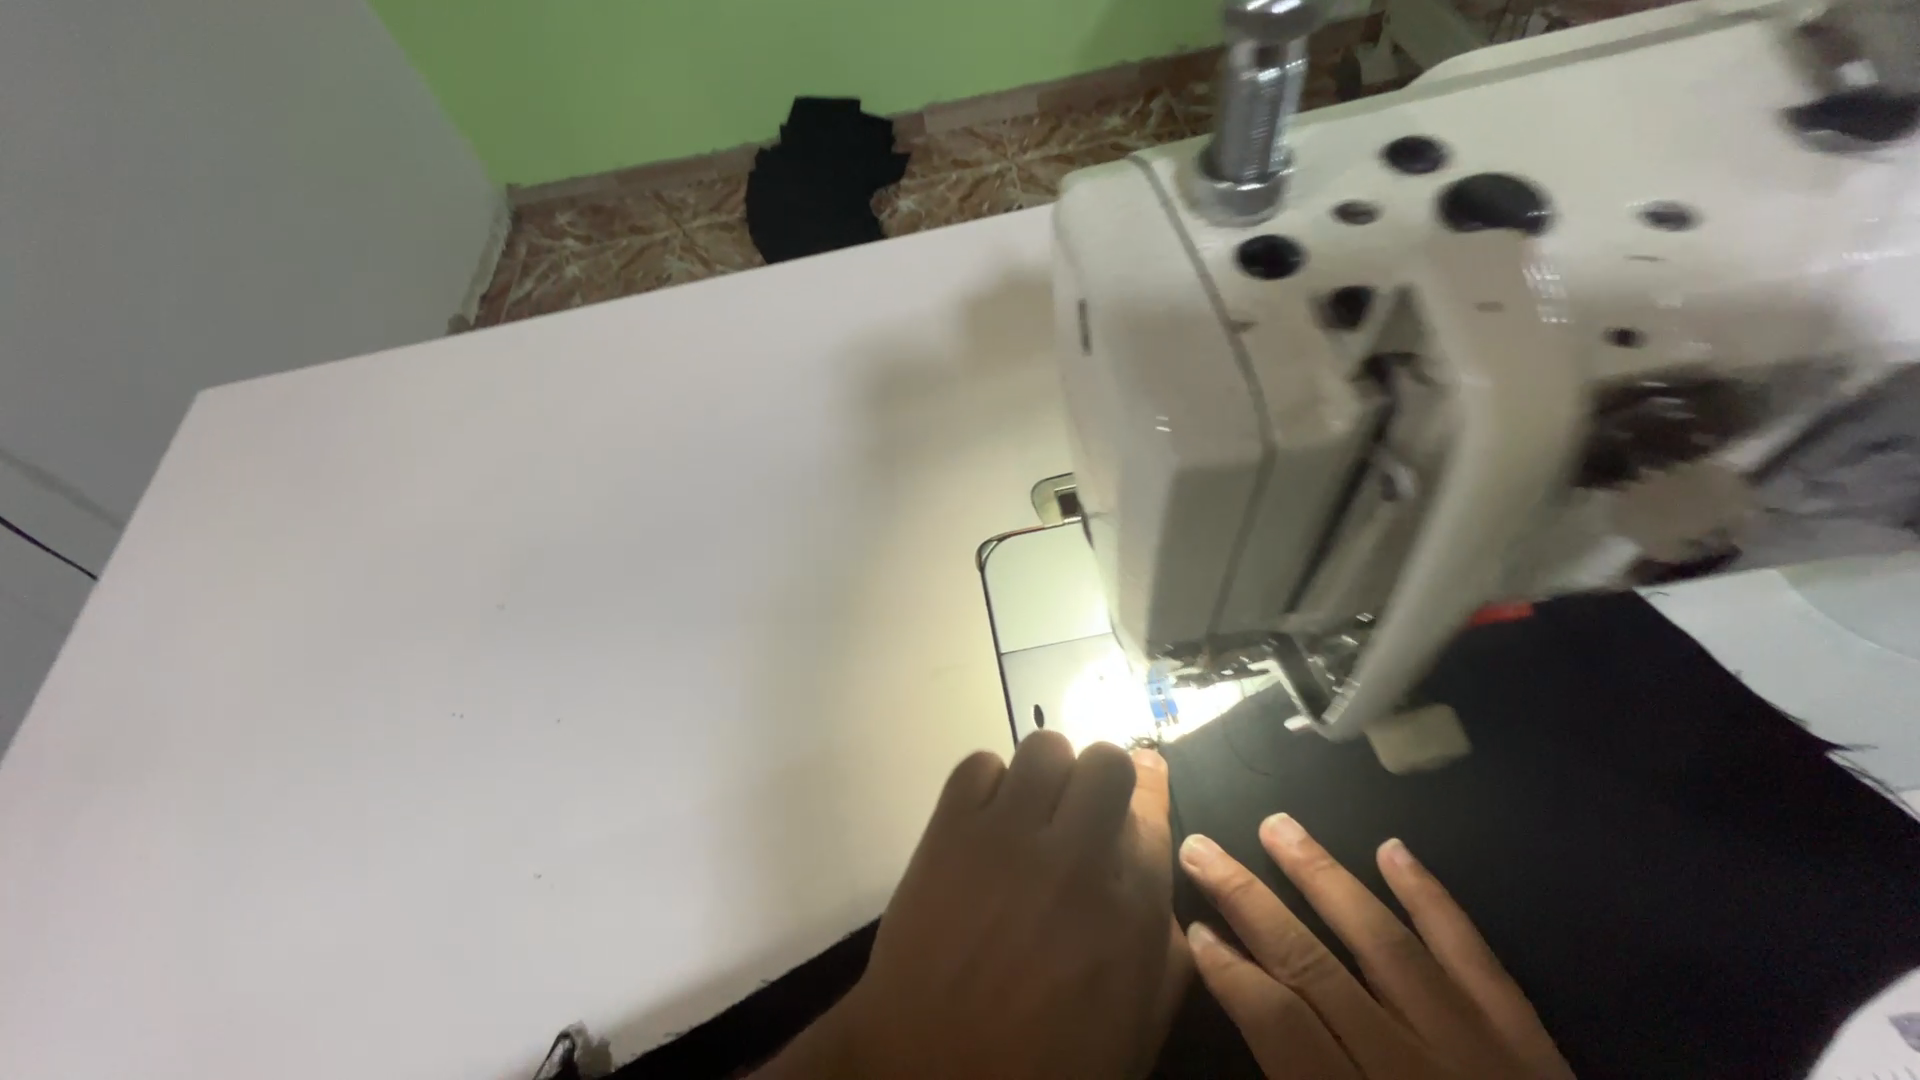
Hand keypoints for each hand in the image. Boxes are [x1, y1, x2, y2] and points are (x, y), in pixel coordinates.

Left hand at [761, 732, 1190, 1079]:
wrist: (932, 1068)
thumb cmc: (1044, 1059)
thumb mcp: (1137, 1023)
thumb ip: (1164, 946)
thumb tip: (1153, 875)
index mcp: (1132, 905)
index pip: (1154, 807)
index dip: (1151, 785)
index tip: (1144, 773)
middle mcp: (1077, 856)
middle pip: (1105, 761)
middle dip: (1098, 780)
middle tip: (1078, 811)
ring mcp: (1009, 837)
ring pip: (1044, 748)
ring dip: (1046, 773)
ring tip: (1030, 810)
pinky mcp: (950, 830)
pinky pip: (978, 765)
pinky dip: (987, 784)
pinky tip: (984, 820)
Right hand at [1178, 816, 1574, 1079]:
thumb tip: (1254, 1029)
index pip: (1280, 1026)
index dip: (1230, 973)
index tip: (1194, 927)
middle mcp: (1409, 1070)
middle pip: (1314, 968)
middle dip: (1250, 903)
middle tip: (1201, 848)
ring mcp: (1475, 1048)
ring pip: (1384, 943)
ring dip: (1324, 879)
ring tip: (1278, 826)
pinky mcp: (1528, 1042)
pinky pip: (1473, 957)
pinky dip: (1431, 900)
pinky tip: (1392, 850)